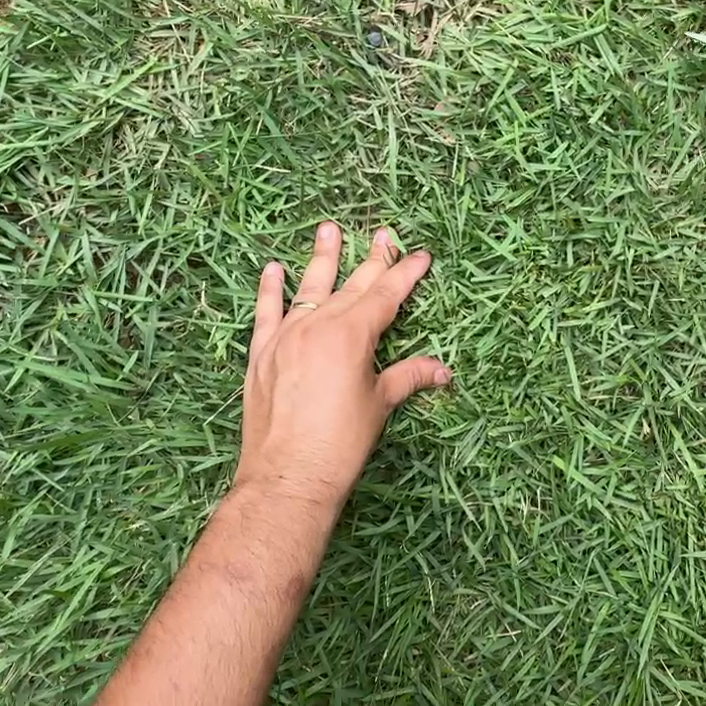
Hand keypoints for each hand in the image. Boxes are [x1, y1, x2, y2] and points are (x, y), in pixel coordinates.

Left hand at [234, 222, 448, 507]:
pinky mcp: (261, 353)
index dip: (406, 273)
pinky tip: (273, 269)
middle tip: (384, 234)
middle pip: (353, 285)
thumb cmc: (341, 442)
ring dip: (322, 257)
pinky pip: (266, 313)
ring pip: (309, 288)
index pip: (387, 295)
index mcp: (353, 335)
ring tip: (329, 228)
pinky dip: (269, 290)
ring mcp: (287, 337)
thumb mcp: (380, 404)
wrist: (286, 477)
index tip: (421, 255)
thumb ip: (410, 377)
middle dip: (373, 259)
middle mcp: (319, 326)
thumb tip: (444, 370)